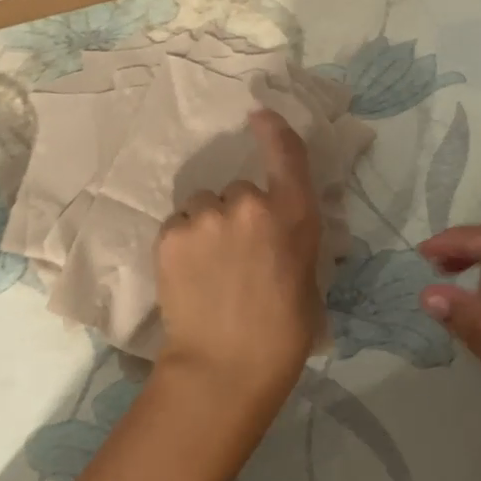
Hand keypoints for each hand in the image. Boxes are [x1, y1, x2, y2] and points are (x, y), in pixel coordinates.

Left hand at [155, 110, 321, 417]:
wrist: (226, 365)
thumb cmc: (283, 333)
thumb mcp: (308, 278)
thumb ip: (292, 240)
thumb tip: (278, 229)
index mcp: (294, 214)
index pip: (285, 153)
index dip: (272, 129)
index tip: (257, 116)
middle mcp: (250, 204)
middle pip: (237, 190)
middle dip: (236, 214)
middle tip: (235, 255)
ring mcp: (206, 217)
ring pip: (202, 205)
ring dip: (205, 225)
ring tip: (207, 267)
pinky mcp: (171, 234)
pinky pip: (178, 224)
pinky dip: (182, 241)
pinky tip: (188, 273)